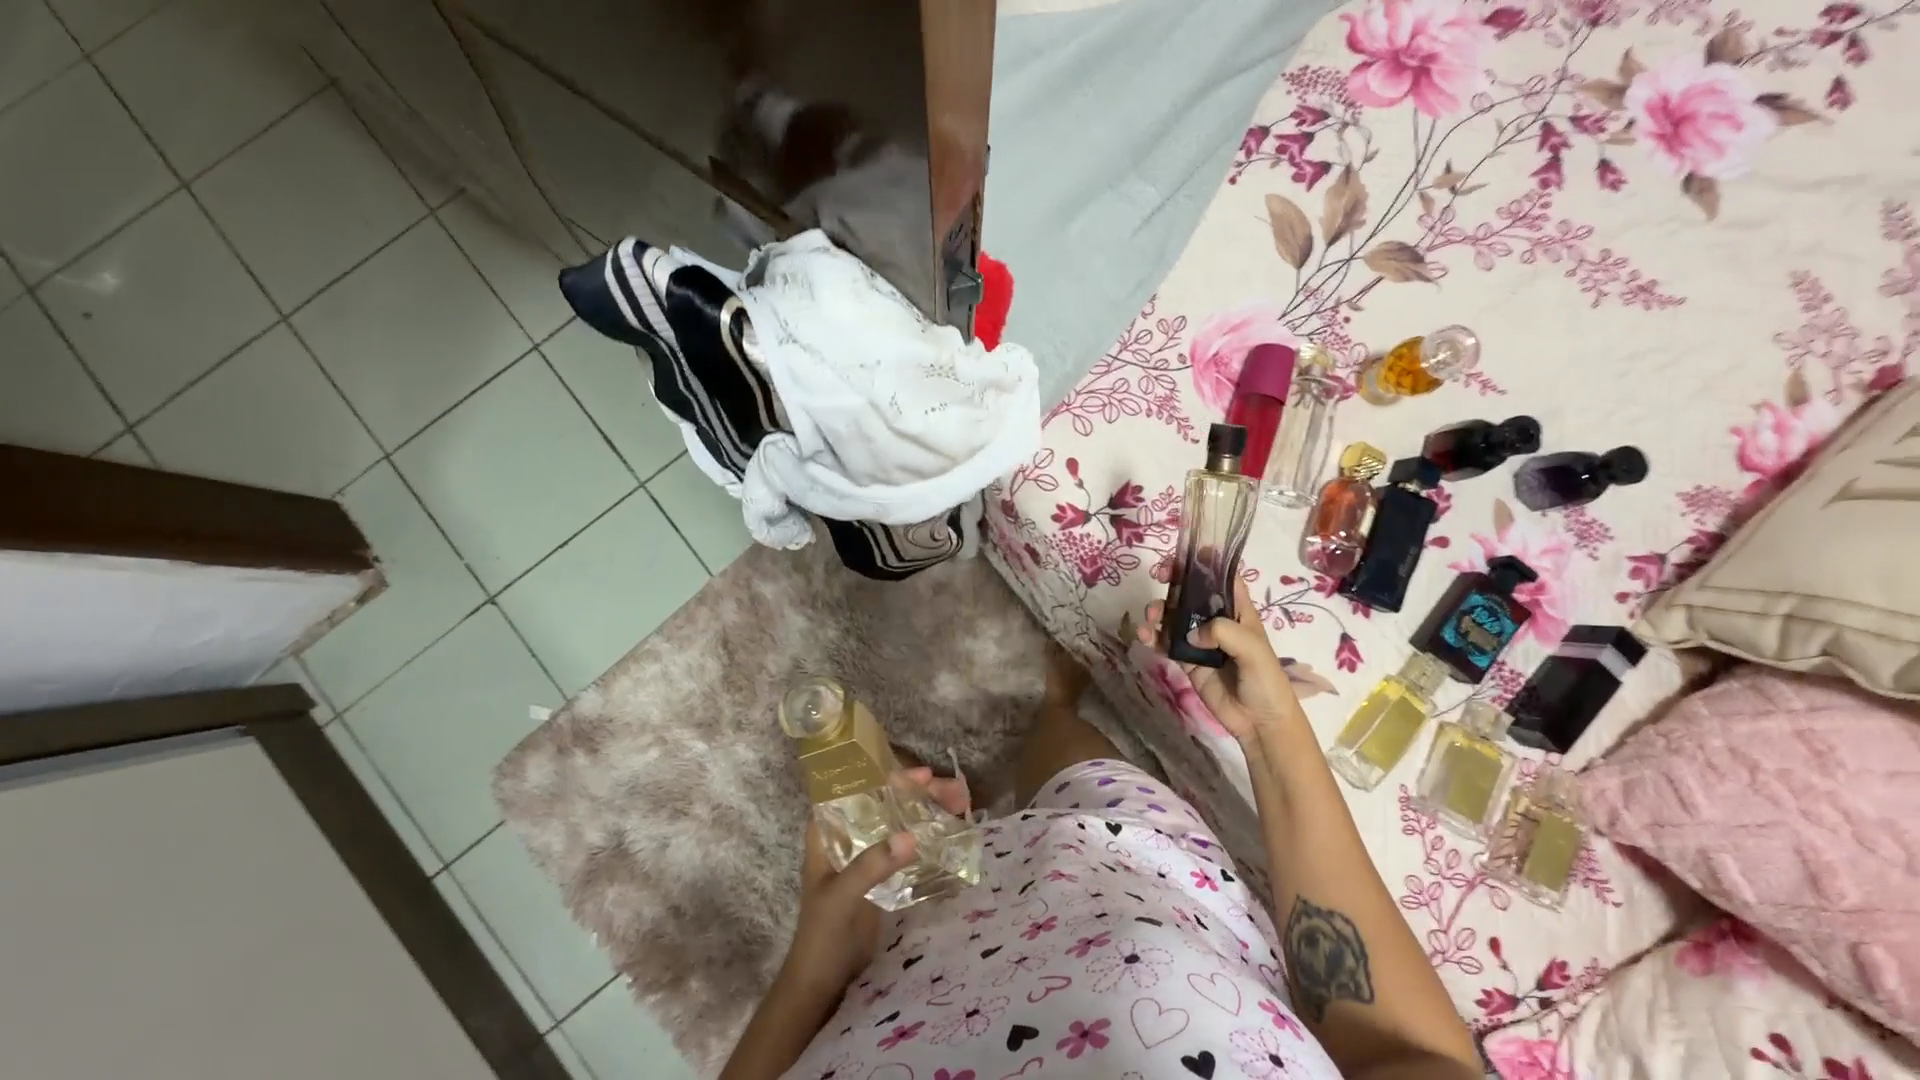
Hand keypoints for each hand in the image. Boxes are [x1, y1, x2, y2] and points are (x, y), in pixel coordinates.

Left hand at [780, 767, 971, 999]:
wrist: (823, 979)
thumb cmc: (822, 933)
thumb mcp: (843, 896)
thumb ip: (871, 865)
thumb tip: (910, 836)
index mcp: (828, 832)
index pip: (858, 789)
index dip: (889, 776)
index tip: (924, 776)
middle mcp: (848, 836)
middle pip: (887, 802)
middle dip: (921, 794)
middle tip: (956, 792)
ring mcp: (867, 855)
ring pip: (901, 822)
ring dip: (929, 812)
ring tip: (963, 804)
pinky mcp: (883, 875)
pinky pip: (909, 847)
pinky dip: (929, 837)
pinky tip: (953, 833)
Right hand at [1140, 576, 1305, 743]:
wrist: (1258, 722)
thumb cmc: (1265, 680)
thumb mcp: (1252, 649)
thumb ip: (1223, 632)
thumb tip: (1190, 633)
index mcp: (1239, 612)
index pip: (1223, 579)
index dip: (1206, 563)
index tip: (1186, 556)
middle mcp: (1217, 622)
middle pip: (1192, 593)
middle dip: (1174, 581)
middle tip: (1159, 575)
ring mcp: (1200, 641)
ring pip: (1173, 616)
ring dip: (1158, 610)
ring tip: (1150, 617)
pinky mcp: (1186, 661)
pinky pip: (1165, 643)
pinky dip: (1152, 637)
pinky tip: (1144, 636)